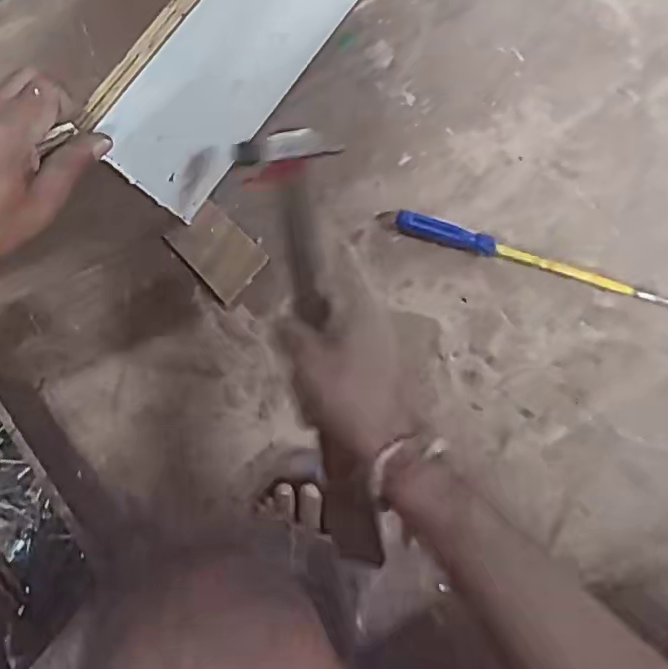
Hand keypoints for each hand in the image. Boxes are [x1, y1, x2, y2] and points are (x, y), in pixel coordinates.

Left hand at [0, 69, 110, 280]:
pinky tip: (8, 149)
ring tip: (31, 146)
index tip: (70, 140)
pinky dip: (8, 110)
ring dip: (28, 103)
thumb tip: (100, 138)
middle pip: (30, 77)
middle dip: (50, 99)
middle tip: (55, 139)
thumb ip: (71, 164)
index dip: (68, 110)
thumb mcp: (41, 204)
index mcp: (11, 127)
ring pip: (10, 85)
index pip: (50, 89)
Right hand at [280, 229, 418, 464]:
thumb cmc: (346, 396)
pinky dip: (326, 344)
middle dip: (312, 288)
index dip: (322, 240)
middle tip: (288, 288)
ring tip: (295, 332)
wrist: (389, 450)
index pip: (338, 261)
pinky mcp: (378, 365)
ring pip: (338, 318)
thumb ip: (288, 330)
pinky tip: (311, 365)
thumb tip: (278, 315)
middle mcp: (373, 316)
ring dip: (317, 320)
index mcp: (358, 306)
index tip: (308, 218)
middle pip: (336, 289)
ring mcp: (380, 342)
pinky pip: (344, 342)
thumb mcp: (305, 359)